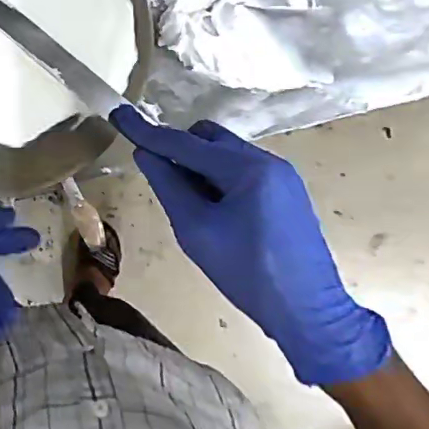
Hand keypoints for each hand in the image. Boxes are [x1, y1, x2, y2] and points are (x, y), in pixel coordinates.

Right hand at [112, 107, 390, 385]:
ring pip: (223, 151)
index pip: (183, 142)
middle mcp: (267, 161)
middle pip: (206, 137)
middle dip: (177, 149)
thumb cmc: (247, 273)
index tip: (118, 113)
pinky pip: (239, 168)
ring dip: (197, 164)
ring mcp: (281, 175)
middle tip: (158, 176)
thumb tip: (145, 153)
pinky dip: (216, 176)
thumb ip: (166, 184)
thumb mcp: (194, 229)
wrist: (310, 315)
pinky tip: (210, 207)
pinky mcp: (286, 190)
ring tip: (187, 200)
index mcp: (246, 168)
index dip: (146, 130)